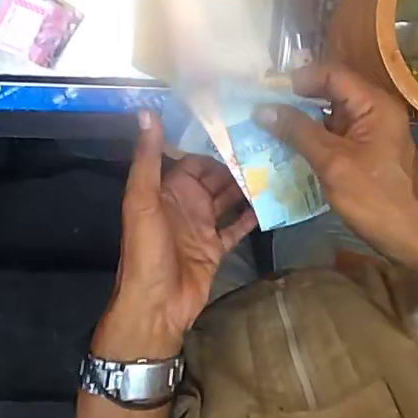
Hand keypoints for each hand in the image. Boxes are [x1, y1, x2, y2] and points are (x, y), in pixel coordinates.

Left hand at [95, 110, 257, 360]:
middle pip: (213, 176)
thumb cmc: (146, 249)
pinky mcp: (216, 248)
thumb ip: (147, 158)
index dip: (208, 142)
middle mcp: (185, 203)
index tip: (235, 122)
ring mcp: (201, 226)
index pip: (190, 157)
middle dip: (234, 161)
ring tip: (275, 164)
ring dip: (245, 185)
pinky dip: (251, 215)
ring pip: (227, 199)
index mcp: (165, 189)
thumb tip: (146, 112)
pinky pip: (236, 227)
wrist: (157, 304)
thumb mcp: (142, 199)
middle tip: (266, 141)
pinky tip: (271, 200)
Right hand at [253, 63, 417, 257]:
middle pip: (329, 90)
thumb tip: (262, 109)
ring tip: (267, 124)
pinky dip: (310, 135)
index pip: (332, 74)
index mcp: (374, 105)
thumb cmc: (374, 198)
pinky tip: (286, 145)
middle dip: (295, 98)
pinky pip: (332, 132)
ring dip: (299, 118)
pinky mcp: (364, 149)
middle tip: (261, 106)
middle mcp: (375, 111)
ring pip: (328, 112)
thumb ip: (297, 131)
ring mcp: (370, 131)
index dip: (299, 79)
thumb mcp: (331, 162)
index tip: (268, 92)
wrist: (409, 238)